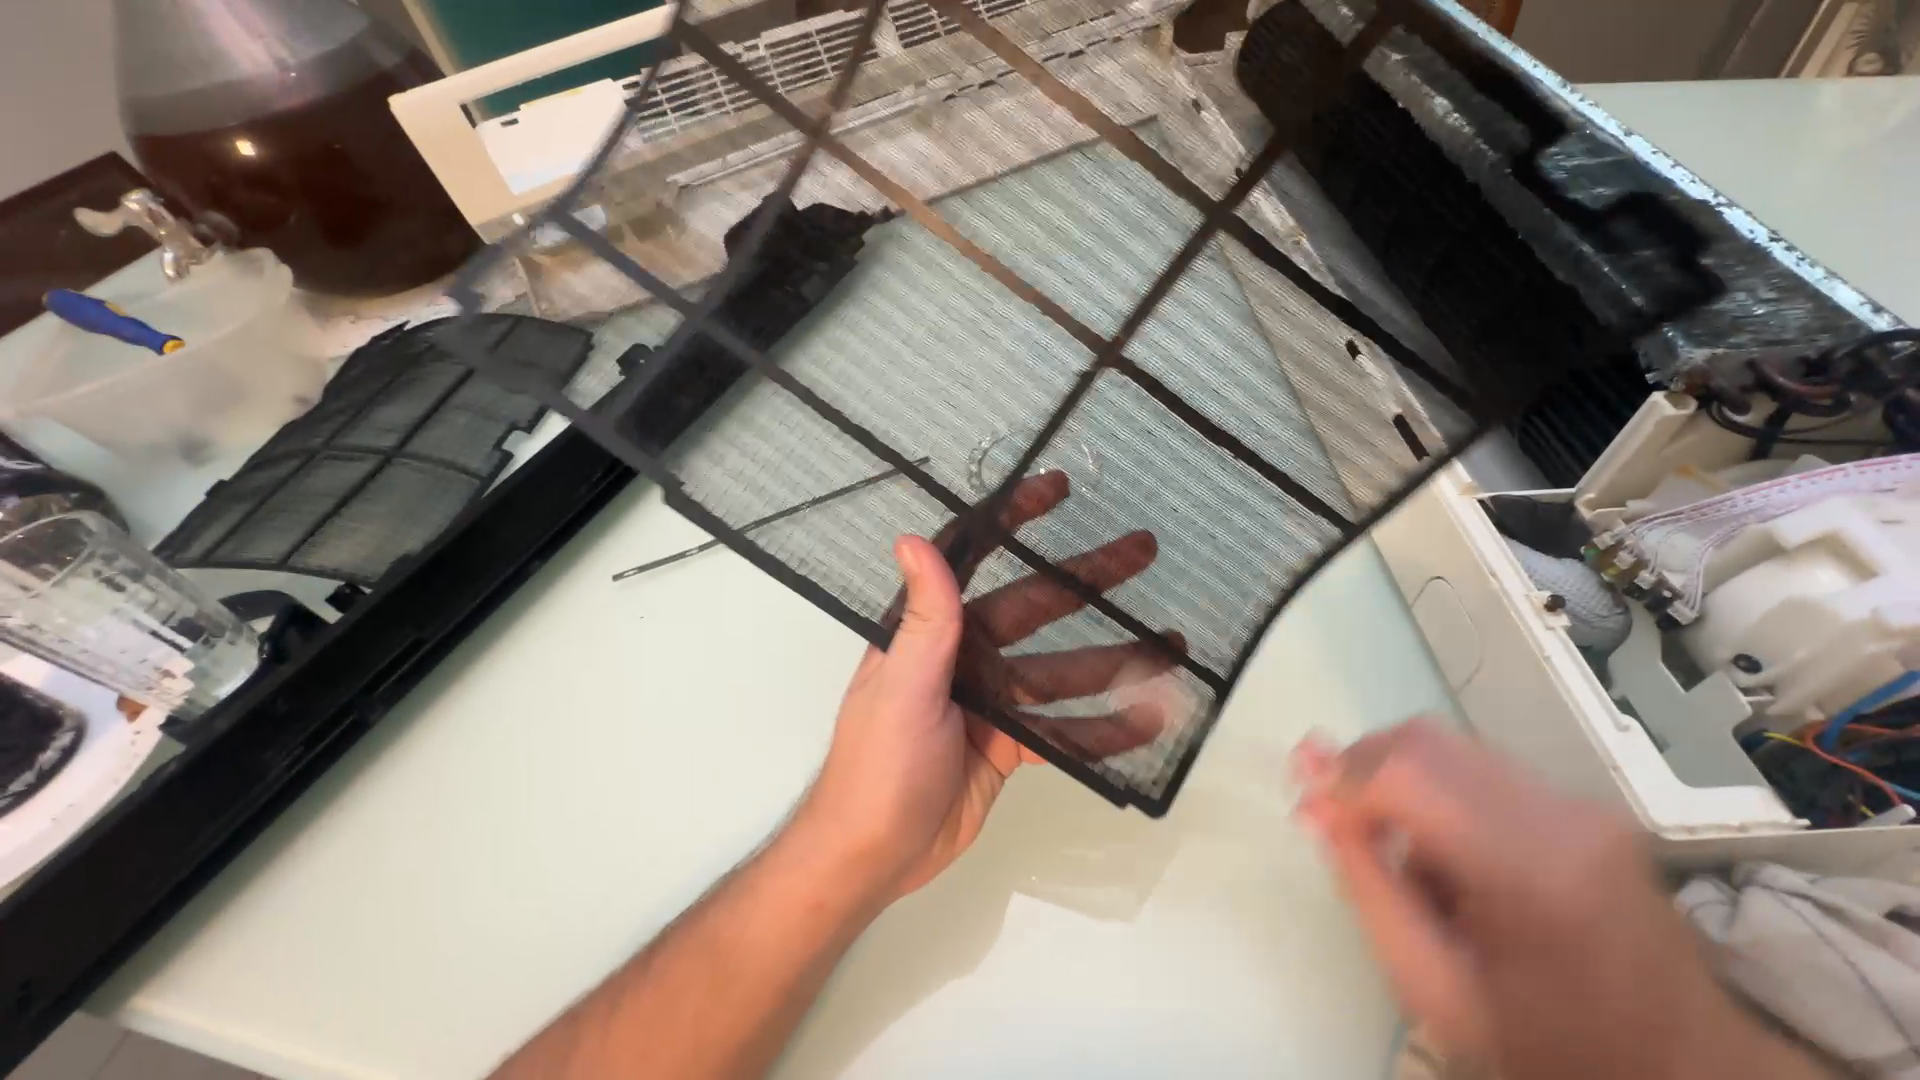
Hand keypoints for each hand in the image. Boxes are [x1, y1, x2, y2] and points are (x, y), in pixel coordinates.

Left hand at [800, 472, 1181, 898]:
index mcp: (934, 631)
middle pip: (1038, 608)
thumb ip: (923, 618)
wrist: (873, 855)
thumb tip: (911, 537)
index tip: (1056, 487)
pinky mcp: (1008, 744)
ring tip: (1173, 643)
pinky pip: (1064, 728)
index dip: (1012, 519)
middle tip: (1144, 549)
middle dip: (1089, 580)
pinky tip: (1149, 720)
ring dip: (1116, 658)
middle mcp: (966, 656)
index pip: (973, 558)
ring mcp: (991, 701)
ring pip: (1063, 671)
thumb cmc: (878, 764)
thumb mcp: (901, 686)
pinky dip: (1104, 727)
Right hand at [1294, 719, 1829, 1079]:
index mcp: (1531, 868)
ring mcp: (1581, 805)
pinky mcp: (1585, 807)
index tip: (1303, 809)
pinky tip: (1440, 855)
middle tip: (1331, 821)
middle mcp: (1562, 814)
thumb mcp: (1432, 985)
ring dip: (1396, 781)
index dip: (1338, 778)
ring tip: (1393, 853)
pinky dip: (1433, 793)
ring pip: (1446, 747)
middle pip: (1422, 741)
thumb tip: (1314, 804)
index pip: (1404, 772)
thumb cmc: (1547, 1044)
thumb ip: (1366, 886)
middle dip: (1359, 769)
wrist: (1682, 1072)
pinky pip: (1478, 769)